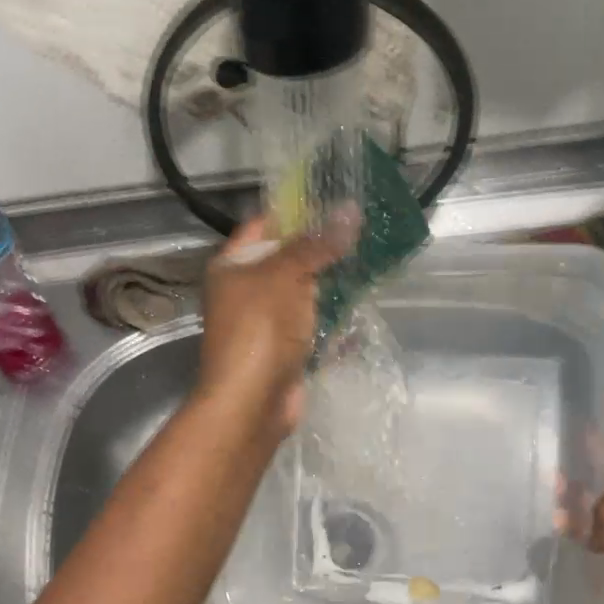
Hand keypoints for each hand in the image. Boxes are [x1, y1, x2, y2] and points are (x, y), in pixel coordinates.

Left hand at [194, 213, 355, 435]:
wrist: (251, 403)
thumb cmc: (259, 330)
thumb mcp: (286, 275)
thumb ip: (317, 244)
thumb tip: (350, 209)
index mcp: (231, 267)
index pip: (264, 226)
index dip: (296, 211)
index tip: (336, 200)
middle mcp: (244, 293)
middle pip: (286, 260)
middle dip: (321, 249)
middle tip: (364, 229)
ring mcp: (265, 325)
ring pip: (302, 295)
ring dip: (332, 284)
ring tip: (372, 259)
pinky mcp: (285, 352)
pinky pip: (312, 327)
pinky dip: (334, 318)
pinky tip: (363, 302)